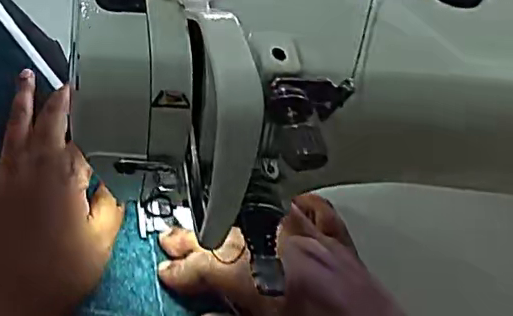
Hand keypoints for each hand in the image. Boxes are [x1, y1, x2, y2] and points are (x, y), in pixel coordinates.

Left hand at [0, 70, 123, 315]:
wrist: (6, 299)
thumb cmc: (54, 277)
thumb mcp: (99, 246)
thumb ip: (110, 208)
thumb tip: (116, 184)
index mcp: (68, 173)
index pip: (85, 136)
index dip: (93, 121)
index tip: (98, 108)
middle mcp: (37, 161)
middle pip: (51, 118)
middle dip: (60, 97)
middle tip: (65, 85)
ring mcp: (7, 168)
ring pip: (16, 120)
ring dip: (22, 96)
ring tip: (25, 76)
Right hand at [156, 194, 399, 315]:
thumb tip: (208, 312)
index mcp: (269, 278)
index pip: (210, 263)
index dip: (182, 267)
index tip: (168, 270)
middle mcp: (292, 250)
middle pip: (231, 230)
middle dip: (197, 236)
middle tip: (174, 242)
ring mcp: (319, 243)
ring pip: (265, 209)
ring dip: (236, 215)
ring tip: (214, 220)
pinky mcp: (345, 247)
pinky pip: (313, 212)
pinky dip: (293, 208)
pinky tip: (282, 208)